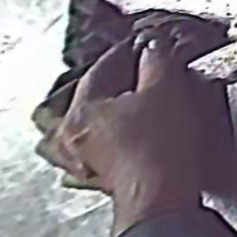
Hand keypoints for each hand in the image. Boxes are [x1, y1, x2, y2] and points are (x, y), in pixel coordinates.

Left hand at [58, 28, 204, 235]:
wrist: (161, 193)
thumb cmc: (161, 144)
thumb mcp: (166, 89)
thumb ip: (157, 60)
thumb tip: (152, 44)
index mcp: (82, 109)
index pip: (103, 67)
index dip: (127, 51)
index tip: (143, 44)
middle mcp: (70, 135)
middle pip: (80, 96)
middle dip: (104, 81)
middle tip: (128, 69)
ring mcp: (77, 159)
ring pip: (72, 127)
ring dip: (91, 113)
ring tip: (111, 104)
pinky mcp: (91, 177)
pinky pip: (83, 150)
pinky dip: (94, 139)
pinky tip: (107, 138)